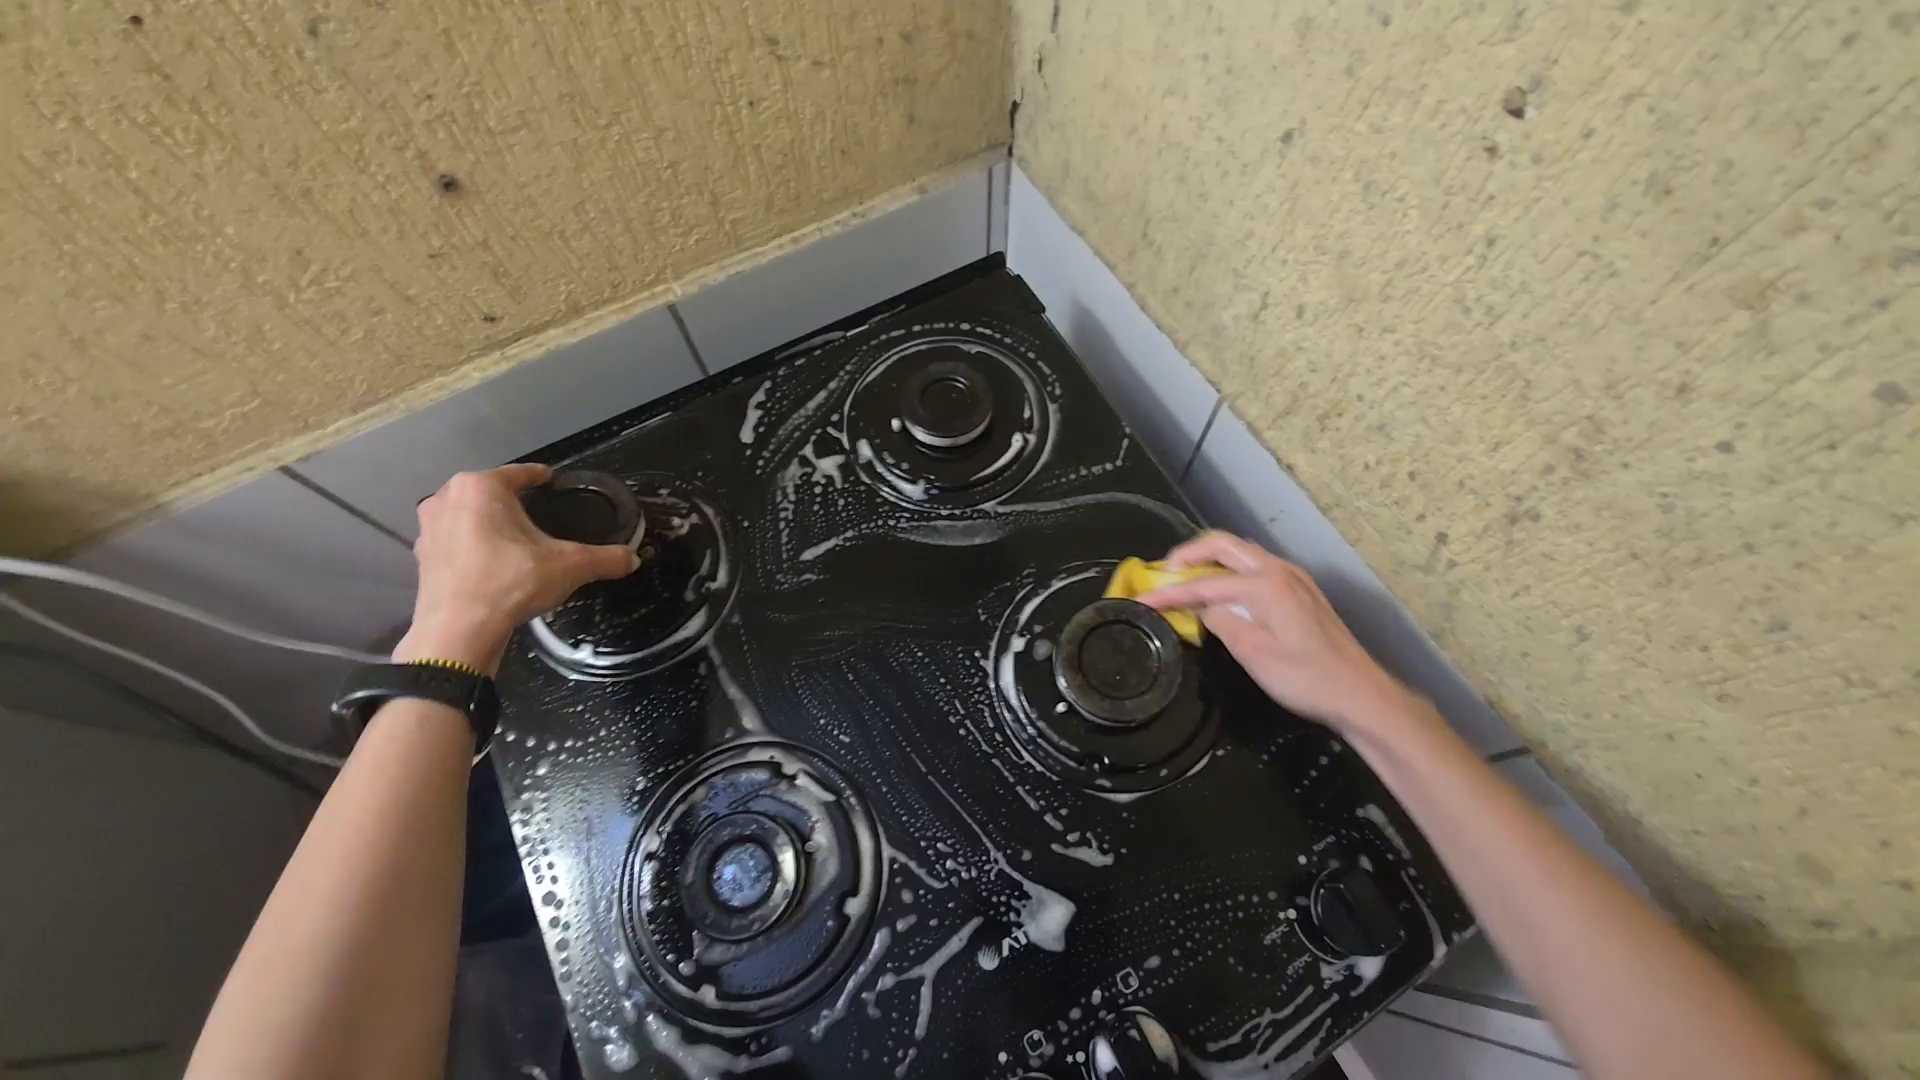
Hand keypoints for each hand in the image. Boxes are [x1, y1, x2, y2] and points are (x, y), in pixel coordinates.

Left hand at [396, 464, 638, 673]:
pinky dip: (472, 546)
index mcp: (480, 487)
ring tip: (513, 538)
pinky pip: (454, 541)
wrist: (460, 629)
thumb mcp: (570, 566)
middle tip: (536, 512)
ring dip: (487, 522)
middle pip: (488, 492)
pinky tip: (491, 563)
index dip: (538, 476)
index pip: (518, 474)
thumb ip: (605, 558)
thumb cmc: (512, 581)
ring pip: (467, 515)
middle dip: (510, 500)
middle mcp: (446, 498)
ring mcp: (428, 528)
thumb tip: (633, 559)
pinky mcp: (421, 557)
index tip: (551, 480)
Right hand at [1137, 531, 1423, 733]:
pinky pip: (1255, 567)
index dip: (1169, 592)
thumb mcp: (1252, 652)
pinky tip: (1219, 591)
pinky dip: (1229, 571)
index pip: (1204, 583)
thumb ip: (1220, 620)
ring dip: (1209, 560)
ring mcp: (1293, 577)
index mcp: (1265, 584)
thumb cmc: (1304, 677)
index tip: (1141, 599)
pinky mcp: (1300, 590)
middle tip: (1162, 574)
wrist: (1359, 693)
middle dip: (1188, 555)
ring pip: (1241, 553)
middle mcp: (1279, 570)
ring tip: (1184, 580)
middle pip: (1223, 545)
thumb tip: (1200, 606)